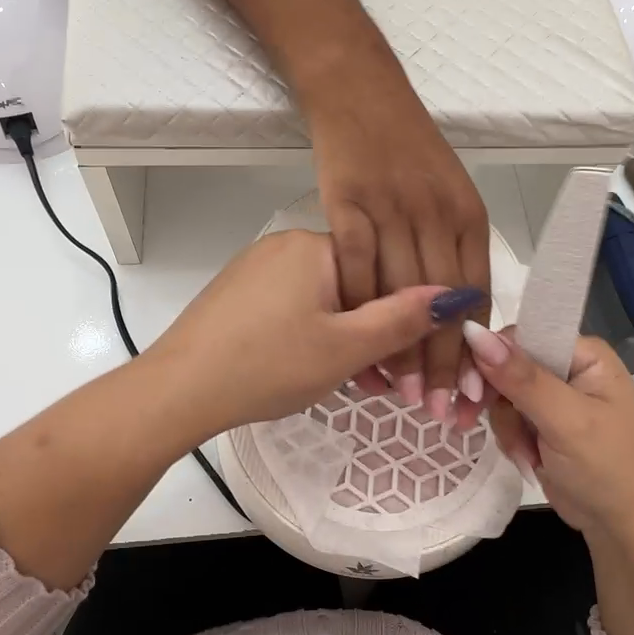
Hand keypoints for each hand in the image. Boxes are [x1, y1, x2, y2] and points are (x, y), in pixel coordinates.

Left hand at [146, 229, 482, 432]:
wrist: (176, 391)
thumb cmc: (267, 366)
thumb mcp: (346, 348)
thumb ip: (404, 320)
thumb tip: (457, 295)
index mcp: (315, 244)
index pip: (383, 265)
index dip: (406, 313)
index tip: (418, 358)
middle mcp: (285, 245)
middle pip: (355, 286)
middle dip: (377, 334)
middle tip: (393, 385)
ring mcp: (257, 269)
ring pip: (324, 303)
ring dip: (347, 343)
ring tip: (360, 387)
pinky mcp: (239, 296)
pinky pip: (293, 310)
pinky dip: (313, 339)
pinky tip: (317, 373)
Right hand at [308, 80, 490, 427]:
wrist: (358, 91)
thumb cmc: (405, 144)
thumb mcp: (447, 189)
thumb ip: (454, 245)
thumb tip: (455, 306)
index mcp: (467, 213)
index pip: (474, 292)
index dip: (473, 346)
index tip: (471, 389)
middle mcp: (436, 214)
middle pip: (440, 303)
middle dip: (440, 364)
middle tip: (438, 410)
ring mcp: (390, 210)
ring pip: (398, 295)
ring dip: (398, 350)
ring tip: (399, 395)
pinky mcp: (348, 206)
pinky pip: (355, 270)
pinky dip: (355, 313)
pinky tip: (354, 347)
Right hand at [462, 322, 633, 544]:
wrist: (627, 526)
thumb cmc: (609, 469)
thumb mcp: (565, 421)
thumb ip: (521, 377)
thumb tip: (473, 330)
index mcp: (583, 353)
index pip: (519, 336)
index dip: (488, 359)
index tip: (469, 390)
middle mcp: (568, 367)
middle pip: (505, 365)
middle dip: (492, 399)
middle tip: (466, 421)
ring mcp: (555, 397)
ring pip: (501, 395)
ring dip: (506, 428)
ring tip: (525, 457)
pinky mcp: (543, 424)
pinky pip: (508, 419)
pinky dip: (511, 440)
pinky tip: (527, 461)